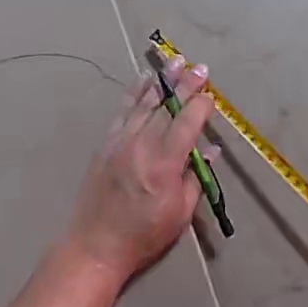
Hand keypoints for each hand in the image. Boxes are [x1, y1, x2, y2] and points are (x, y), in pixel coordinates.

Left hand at [61, 54, 217, 281]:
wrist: (96, 244)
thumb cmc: (144, 234)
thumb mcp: (180, 213)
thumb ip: (196, 177)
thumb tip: (210, 150)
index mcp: (164, 164)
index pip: (187, 123)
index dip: (201, 106)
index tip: (211, 94)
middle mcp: (142, 145)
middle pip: (167, 107)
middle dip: (185, 85)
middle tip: (199, 67)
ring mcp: (121, 141)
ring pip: (144, 103)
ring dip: (161, 81)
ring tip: (175, 62)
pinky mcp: (106, 143)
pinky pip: (123, 111)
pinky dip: (134, 93)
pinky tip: (143, 81)